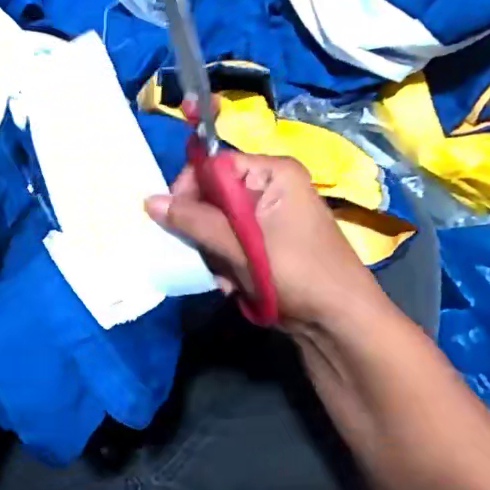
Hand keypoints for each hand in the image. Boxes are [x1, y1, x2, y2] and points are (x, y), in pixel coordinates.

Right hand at [146, 153, 387, 335]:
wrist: (339, 324)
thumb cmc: (298, 274)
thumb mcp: (241, 246)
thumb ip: (194, 220)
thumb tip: (149, 201)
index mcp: (274, 173)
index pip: (214, 164)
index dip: (190, 187)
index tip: (174, 218)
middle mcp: (272, 187)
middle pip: (212, 195)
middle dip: (203, 228)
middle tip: (208, 255)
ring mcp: (270, 216)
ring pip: (215, 223)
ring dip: (213, 252)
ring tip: (228, 276)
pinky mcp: (266, 241)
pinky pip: (228, 241)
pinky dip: (225, 263)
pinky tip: (236, 283)